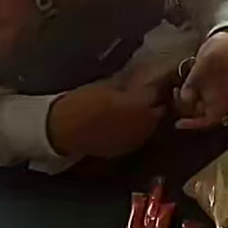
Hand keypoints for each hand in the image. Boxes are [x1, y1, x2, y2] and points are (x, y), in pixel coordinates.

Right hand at [49, 62, 180, 158]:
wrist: (66, 130)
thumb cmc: (84, 102)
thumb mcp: (108, 85)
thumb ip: (128, 84)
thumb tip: (138, 80)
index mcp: (142, 103)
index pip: (160, 92)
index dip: (158, 86)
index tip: (155, 82)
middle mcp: (147, 122)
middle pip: (161, 110)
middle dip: (156, 103)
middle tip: (147, 96)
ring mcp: (139, 137)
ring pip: (153, 124)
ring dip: (149, 117)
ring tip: (138, 110)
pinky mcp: (130, 148)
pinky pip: (141, 136)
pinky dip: (139, 129)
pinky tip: (128, 124)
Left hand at [174, 29, 227, 129]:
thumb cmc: (218, 56)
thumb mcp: (198, 72)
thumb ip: (189, 89)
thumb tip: (183, 101)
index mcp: (221, 103)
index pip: (206, 122)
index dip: (191, 125)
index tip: (177, 124)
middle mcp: (224, 102)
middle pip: (203, 114)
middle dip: (187, 108)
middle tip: (175, 93)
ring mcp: (224, 93)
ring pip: (204, 104)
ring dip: (190, 99)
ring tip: (179, 87)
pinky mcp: (222, 84)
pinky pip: (207, 95)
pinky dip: (196, 92)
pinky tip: (188, 82)